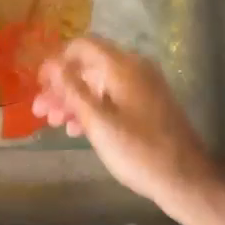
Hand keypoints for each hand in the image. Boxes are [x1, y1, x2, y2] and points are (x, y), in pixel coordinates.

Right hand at [32, 37, 224, 207]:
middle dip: (63, 86)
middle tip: (40, 110)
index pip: (82, 46)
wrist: (185, 178)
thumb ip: (73, 90)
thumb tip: (51, 63)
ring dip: (76, 99)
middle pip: (90, 66)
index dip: (57, 61)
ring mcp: (144, 85)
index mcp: (123, 66)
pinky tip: (79, 129)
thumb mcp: (99, 122)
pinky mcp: (149, 103)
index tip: (39, 84)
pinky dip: (94, 107)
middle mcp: (135, 68)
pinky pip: (114, 96)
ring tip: (55, 123)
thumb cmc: (138, 150)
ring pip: (101, 83)